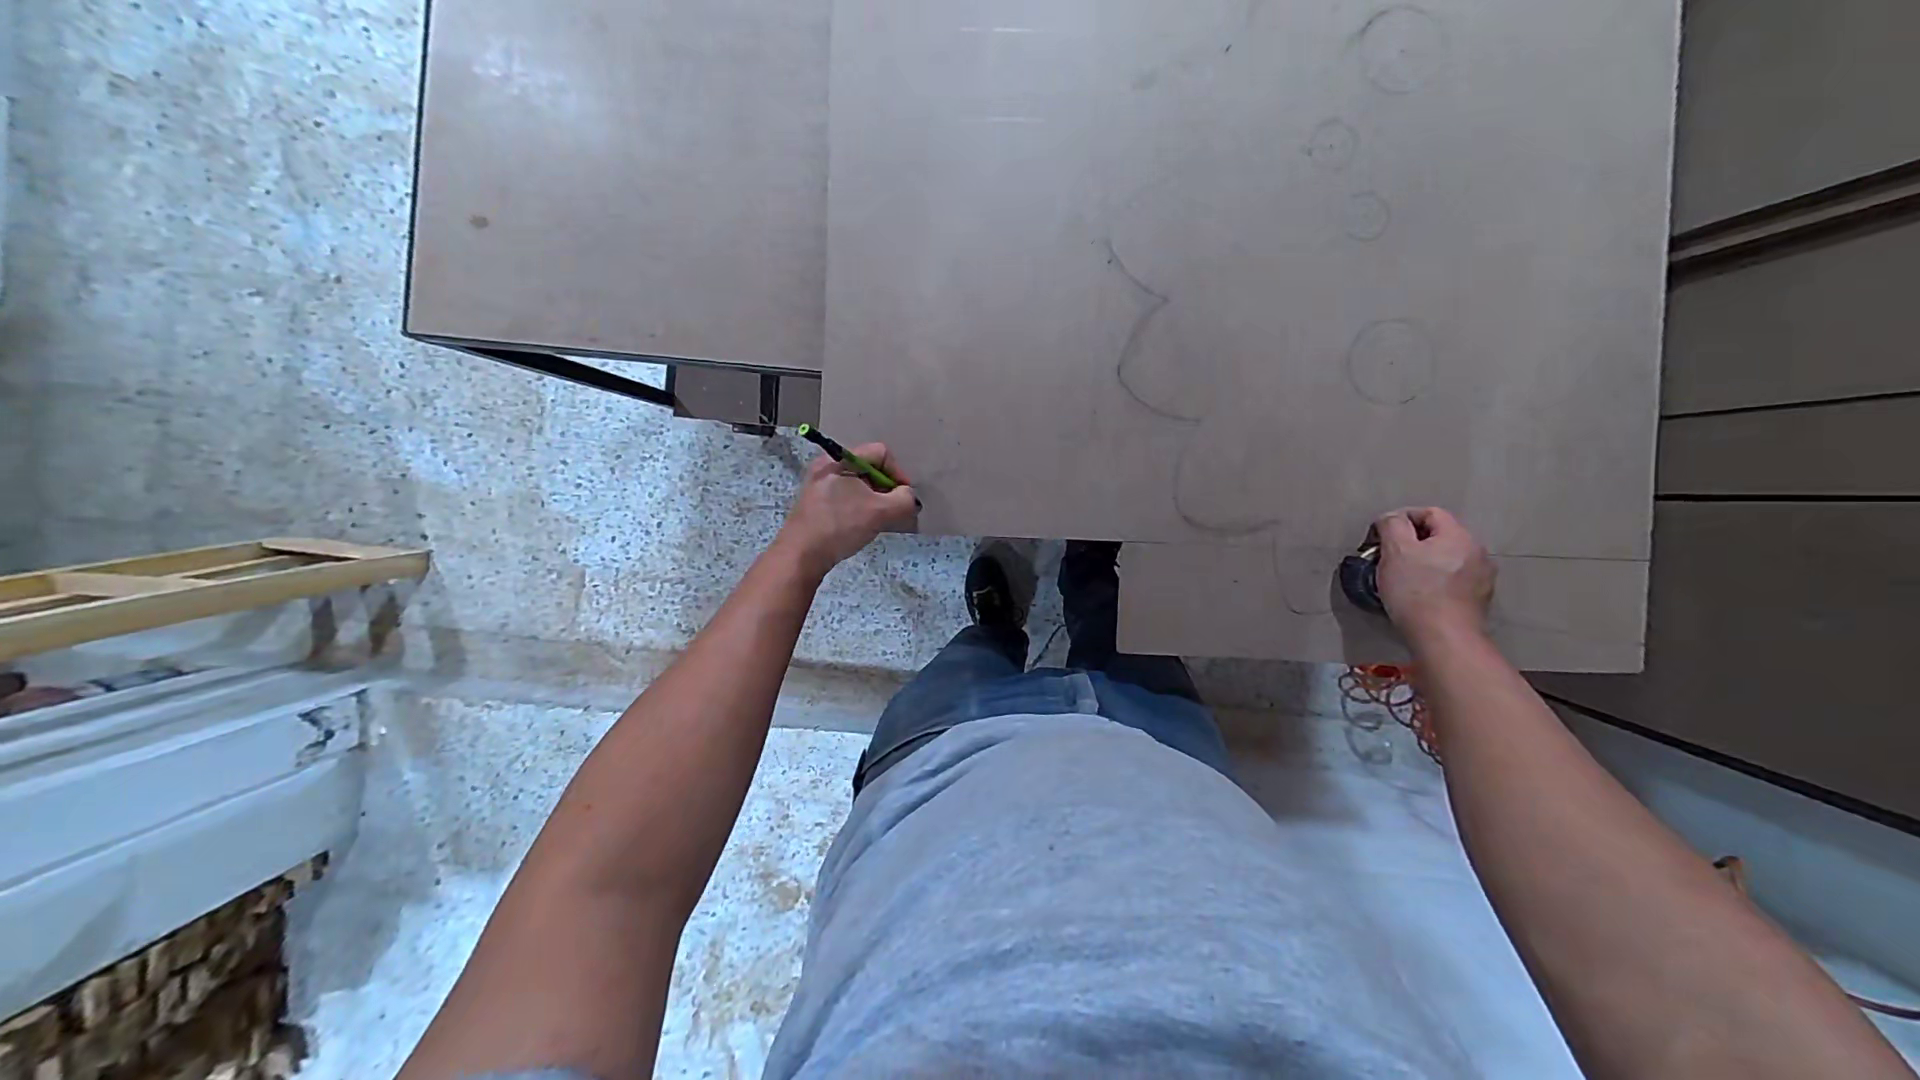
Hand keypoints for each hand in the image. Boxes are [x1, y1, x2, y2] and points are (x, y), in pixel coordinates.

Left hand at [775, 443, 918, 577]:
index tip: (903, 498)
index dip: (898, 473)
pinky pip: (846, 497)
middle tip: (891, 511)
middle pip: (869, 468)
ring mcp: (818, 484)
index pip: (880, 453)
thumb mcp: (880, 512)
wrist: (801, 555)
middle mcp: (826, 466)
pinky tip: (859, 526)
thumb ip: (904, 500)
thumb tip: (909, 497)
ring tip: (877, 521)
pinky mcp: (815, 503)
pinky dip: (859, 507)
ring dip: (874, 500)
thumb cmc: (840, 526)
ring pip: (858, 485)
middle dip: (886, 489)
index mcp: (839, 458)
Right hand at [1374, 506, 1494, 640]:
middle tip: (1387, 558)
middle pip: (1438, 535)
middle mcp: (1476, 551)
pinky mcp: (1478, 598)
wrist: (1444, 637)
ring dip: (1423, 561)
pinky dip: (1434, 579)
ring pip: (1445, 557)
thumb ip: (1392, 525)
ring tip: (1401, 578)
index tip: (1379, 537)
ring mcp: (1481, 576)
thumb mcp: (1395, 551)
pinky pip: (1452, 578)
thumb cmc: (1416, 591)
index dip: (1401, 519)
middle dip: (1410, 542)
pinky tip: (1420, 594)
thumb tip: (1391, 519)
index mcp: (1458, 535)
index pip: (1428, 512)